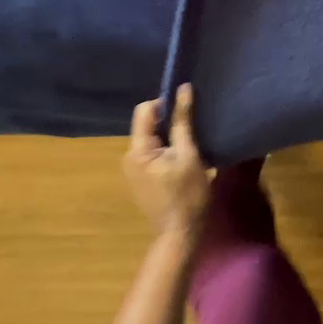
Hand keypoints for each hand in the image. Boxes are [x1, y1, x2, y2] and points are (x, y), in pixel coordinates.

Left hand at [124, 84, 211, 237]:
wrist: (179, 235)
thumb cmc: (187, 195)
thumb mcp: (189, 155)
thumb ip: (183, 121)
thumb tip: (183, 88)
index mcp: (138, 150)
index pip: (144, 110)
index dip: (165, 103)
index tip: (186, 109)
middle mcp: (129, 156)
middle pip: (147, 123)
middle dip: (168, 120)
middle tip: (193, 125)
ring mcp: (133, 169)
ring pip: (151, 138)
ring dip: (169, 135)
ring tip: (190, 139)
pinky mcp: (141, 178)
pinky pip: (152, 152)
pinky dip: (166, 148)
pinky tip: (183, 156)